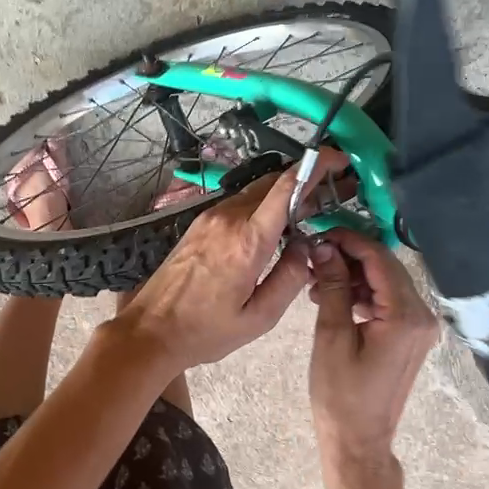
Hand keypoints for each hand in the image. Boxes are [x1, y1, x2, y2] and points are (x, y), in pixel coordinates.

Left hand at [109, 163, 339, 371]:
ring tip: (306, 211)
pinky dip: (261, 206)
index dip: (314, 166)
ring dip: (282, 194)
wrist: (151, 329)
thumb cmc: (205, 331)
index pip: (285, 188)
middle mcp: (228, 218)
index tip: (338, 158)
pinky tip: (272, 226)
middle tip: (331, 191)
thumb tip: (308, 247)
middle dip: (304, 180)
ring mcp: (210, 217)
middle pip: (272, 183)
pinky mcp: (200, 223)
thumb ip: (290, 279)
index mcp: (247, 241)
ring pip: (255, 192)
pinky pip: (238, 204)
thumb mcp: (258, 317)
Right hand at [307, 228, 440, 462]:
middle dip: (349, 257)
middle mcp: (422, 315)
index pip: (379, 259)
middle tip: (313, 258)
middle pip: (385, 267)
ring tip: (317, 283)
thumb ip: (333, 285)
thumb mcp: (331, 335)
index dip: (349, 240)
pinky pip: (387, 300)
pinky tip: (332, 297)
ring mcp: (420, 327)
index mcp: (406, 315)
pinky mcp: (411, 336)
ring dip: (352, 275)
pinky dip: (361, 293)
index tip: (319, 233)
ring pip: (385, 282)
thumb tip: (325, 247)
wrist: (358, 440)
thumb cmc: (340, 394)